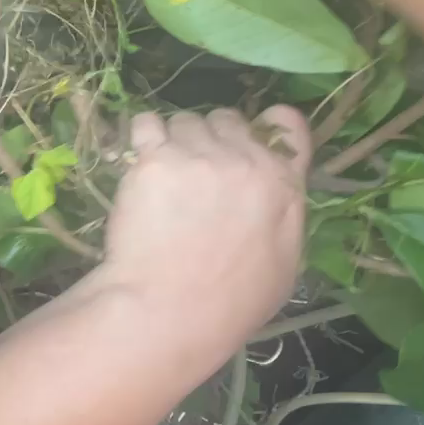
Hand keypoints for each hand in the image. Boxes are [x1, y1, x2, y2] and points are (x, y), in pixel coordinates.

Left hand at [85, 107, 312, 361]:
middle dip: (209, 137)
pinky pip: (145, 124)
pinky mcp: (153, 159)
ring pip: (183, 121)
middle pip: (224, 119)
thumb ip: (280, 210)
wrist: (170, 305)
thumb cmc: (230, 298)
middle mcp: (242, 160)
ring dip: (172, 138)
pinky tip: (138, 160)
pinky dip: (141, 136)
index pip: (285, 125)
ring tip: (162, 172)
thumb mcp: (283, 259)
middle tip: (192, 168)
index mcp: (283, 185)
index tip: (240, 138)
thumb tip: (268, 185)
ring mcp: (196, 155)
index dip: (260, 126)